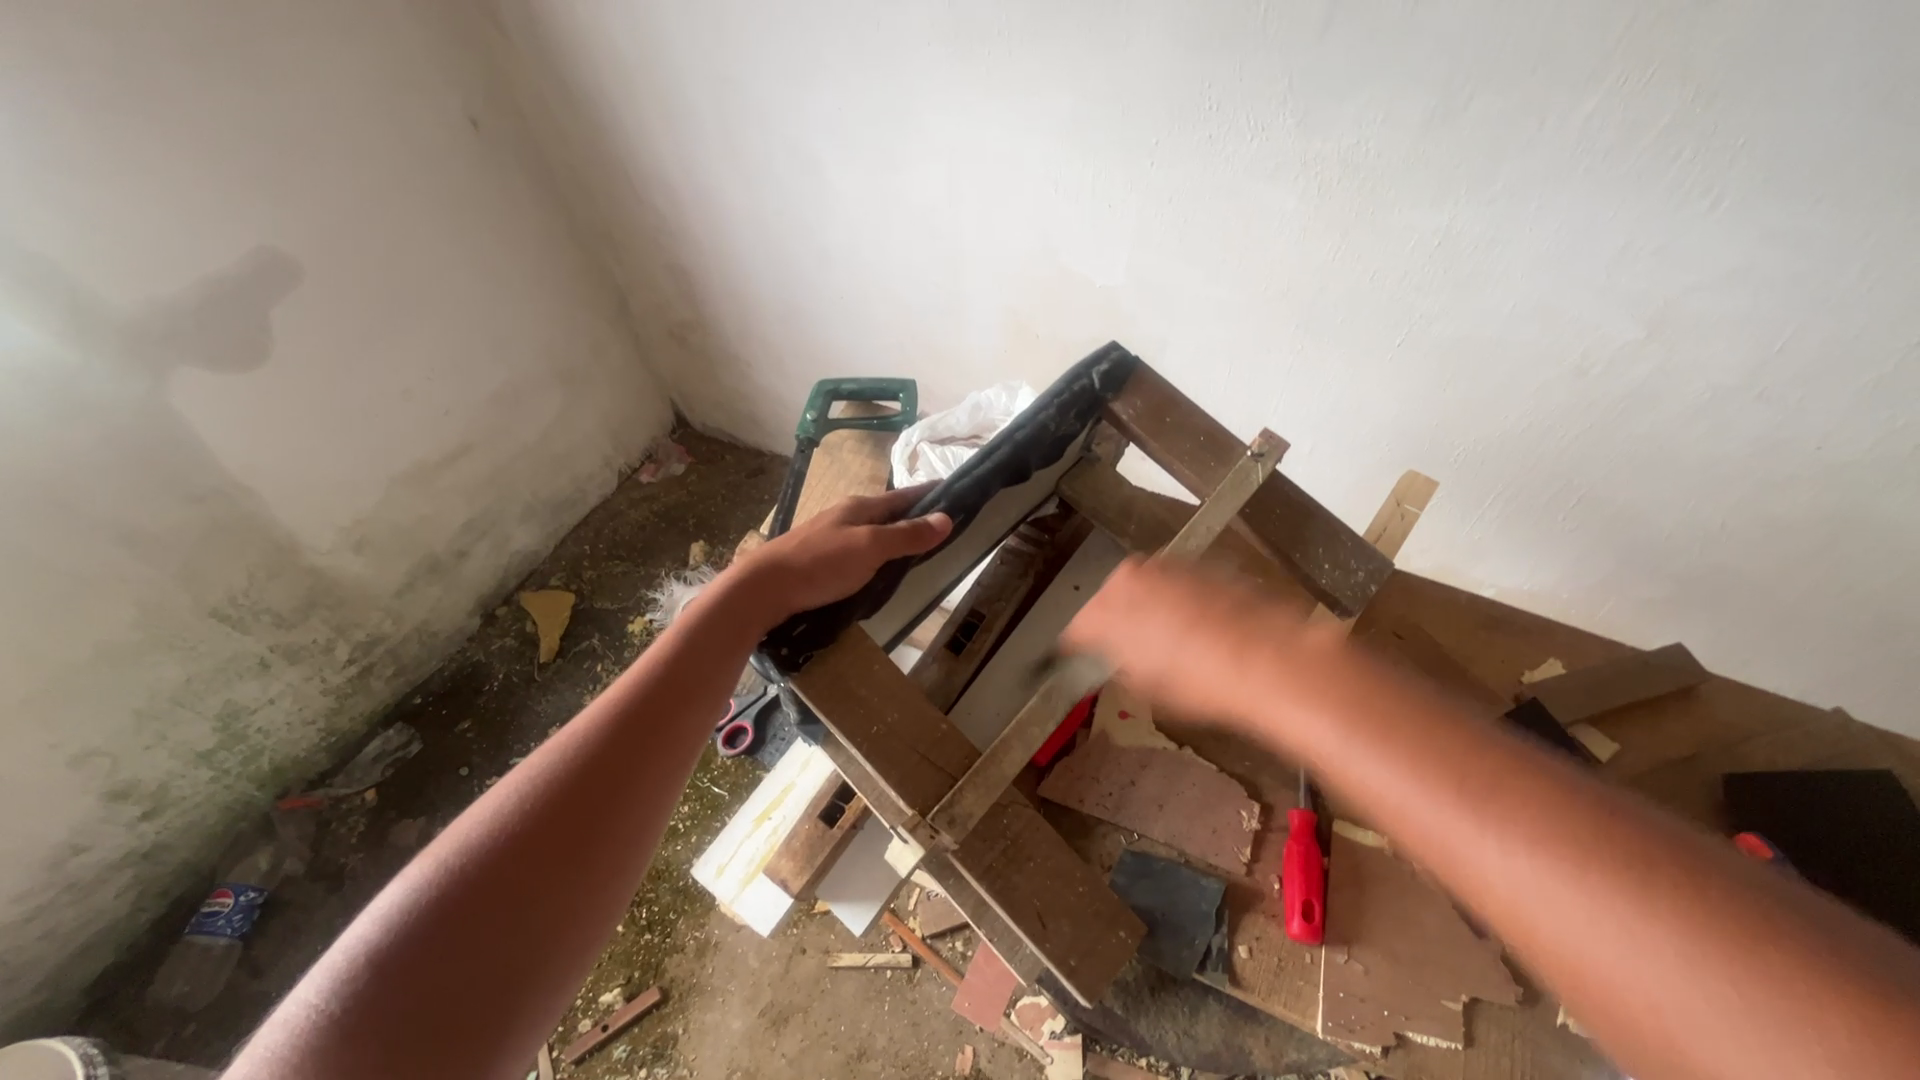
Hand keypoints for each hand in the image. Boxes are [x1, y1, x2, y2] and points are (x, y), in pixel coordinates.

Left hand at [733, 483, 953, 625]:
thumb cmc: (820, 563)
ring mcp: (831, 536)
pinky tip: (880, 567)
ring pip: (872, 531)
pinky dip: (878, 553)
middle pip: (888, 512)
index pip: (904, 496)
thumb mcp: (870, 548)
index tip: (956, 491)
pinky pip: (859, 549)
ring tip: (918, 547)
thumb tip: (946, 518)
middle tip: (944, 524)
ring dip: (895, 535)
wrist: (764, 587)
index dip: (929, 494)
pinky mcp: (820, 559)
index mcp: (860, 506)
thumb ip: (907, 536)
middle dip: (915, 515)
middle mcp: (846, 515)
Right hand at [1061, 557, 1326, 726]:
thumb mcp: (1145, 688)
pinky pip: (1174, 582)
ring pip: (1142, 587)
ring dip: (1146, 607)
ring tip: (1165, 639)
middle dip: (1113, 621)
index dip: (1076, 648)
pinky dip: (1177, 599)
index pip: (1074, 629)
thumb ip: (1117, 666)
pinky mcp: (1199, 563)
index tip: (1079, 659)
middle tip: (1126, 650)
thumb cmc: (1200, 681)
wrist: (1267, 657)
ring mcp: (1165, 565)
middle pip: (1107, 599)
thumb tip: (1114, 661)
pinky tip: (1195, 626)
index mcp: (1103, 610)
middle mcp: (1127, 578)